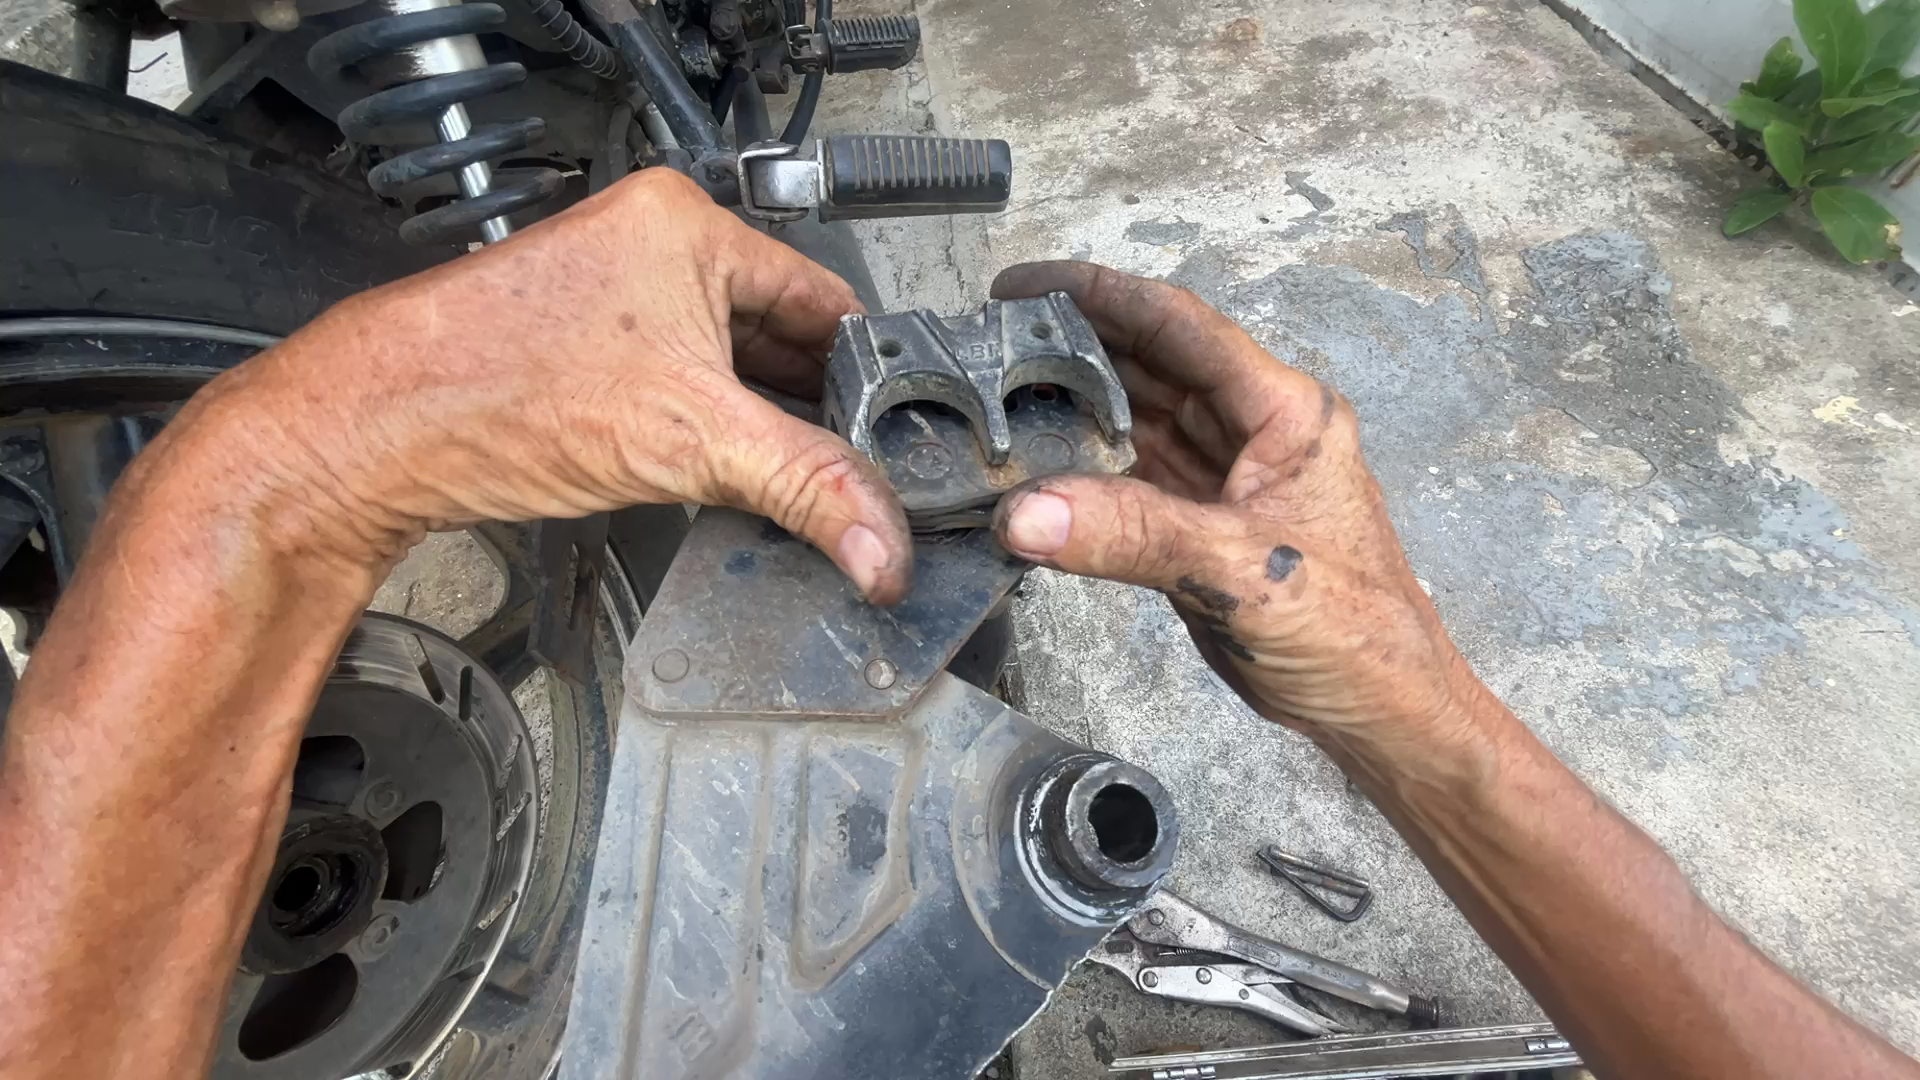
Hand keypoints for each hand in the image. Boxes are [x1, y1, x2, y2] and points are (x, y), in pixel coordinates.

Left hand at [158, 167, 912, 601]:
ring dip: (772, 418)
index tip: (892, 429)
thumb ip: (807, 489)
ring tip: (793, 468)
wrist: (371, 436)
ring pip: (744, 362)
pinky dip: (728, 424)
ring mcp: (633, 297)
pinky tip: (739, 465)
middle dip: (818, 403)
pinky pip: (701, 381)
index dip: (867, 370)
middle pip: (789, 335)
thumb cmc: (496, 394)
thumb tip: (883, 544)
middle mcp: (663, 249)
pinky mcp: (610, 345)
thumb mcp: (693, 442)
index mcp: (692, 229)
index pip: (828, 300)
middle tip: (849, 462)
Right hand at [988, 262, 1493, 753]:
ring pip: (1134, 420)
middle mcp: (1247, 431)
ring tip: (999, 389)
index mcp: (1281, 413)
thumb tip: (1021, 515)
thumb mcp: (1240, 572)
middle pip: (1150, 366)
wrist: (1372, 708)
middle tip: (993, 336)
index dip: (1101, 295)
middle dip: (1075, 343)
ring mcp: (1218, 477)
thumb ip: (1130, 536)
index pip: (1181, 328)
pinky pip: (1127, 479)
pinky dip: (1081, 469)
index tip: (1026, 284)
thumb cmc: (1346, 630)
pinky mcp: (1193, 522)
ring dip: (1073, 404)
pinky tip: (1036, 460)